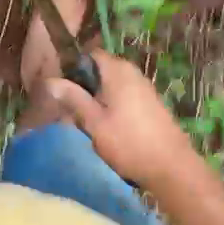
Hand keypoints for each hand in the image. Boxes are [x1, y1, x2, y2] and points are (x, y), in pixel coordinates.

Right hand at [47, 51, 196, 189]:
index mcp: (117, 70)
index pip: (88, 55)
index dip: (72, 68)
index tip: (63, 89)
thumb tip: (49, 80)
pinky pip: (124, 97)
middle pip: (99, 71)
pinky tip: (110, 130)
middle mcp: (131, 72)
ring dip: (99, 100)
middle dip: (85, 88)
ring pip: (111, 86)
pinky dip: (113, 107)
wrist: (173, 169)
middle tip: (73, 112)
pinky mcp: (151, 104)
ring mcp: (144, 87)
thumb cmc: (129, 143)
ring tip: (90, 124)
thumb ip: (73, 98)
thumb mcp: (94, 122)